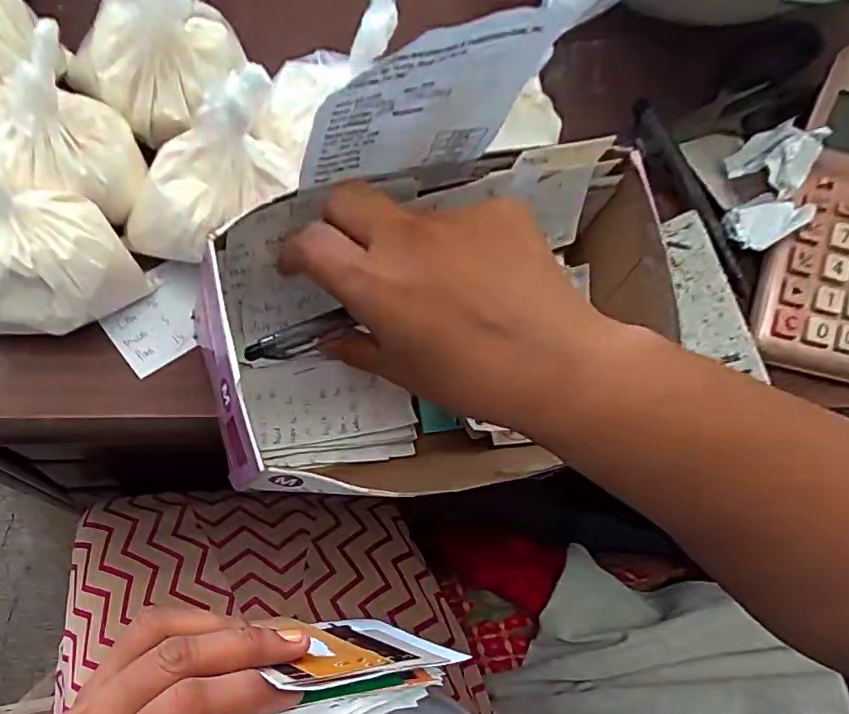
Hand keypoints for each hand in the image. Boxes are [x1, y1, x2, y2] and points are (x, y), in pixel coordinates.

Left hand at [40, 608, 305, 713]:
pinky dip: (191, 623)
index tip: (295, 685)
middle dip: (242, 644)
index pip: (186, 707)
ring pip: (155, 631)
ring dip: (218, 625)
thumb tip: (268, 689)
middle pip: (172, 658)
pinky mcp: (91, 673)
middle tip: (295, 644)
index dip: (246, 687)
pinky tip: (225, 631)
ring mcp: (84, 690)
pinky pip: (143, 631)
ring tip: (265, 634)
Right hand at [278, 184, 625, 424]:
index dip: (293, 250)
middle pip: (346, 198)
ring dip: (398, 239)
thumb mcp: (401, 371)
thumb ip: (358, 347)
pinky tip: (475, 276)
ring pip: (406, 213)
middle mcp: (405, 239)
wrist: (555, 362)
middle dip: (333, 220)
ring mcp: (453, 217)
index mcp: (374, 283)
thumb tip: (331, 338)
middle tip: (345, 253)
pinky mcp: (496, 209)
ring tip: (429, 280)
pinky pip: (456, 218)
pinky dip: (451, 243)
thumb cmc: (467, 379)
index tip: (294, 266)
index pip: (311, 242)